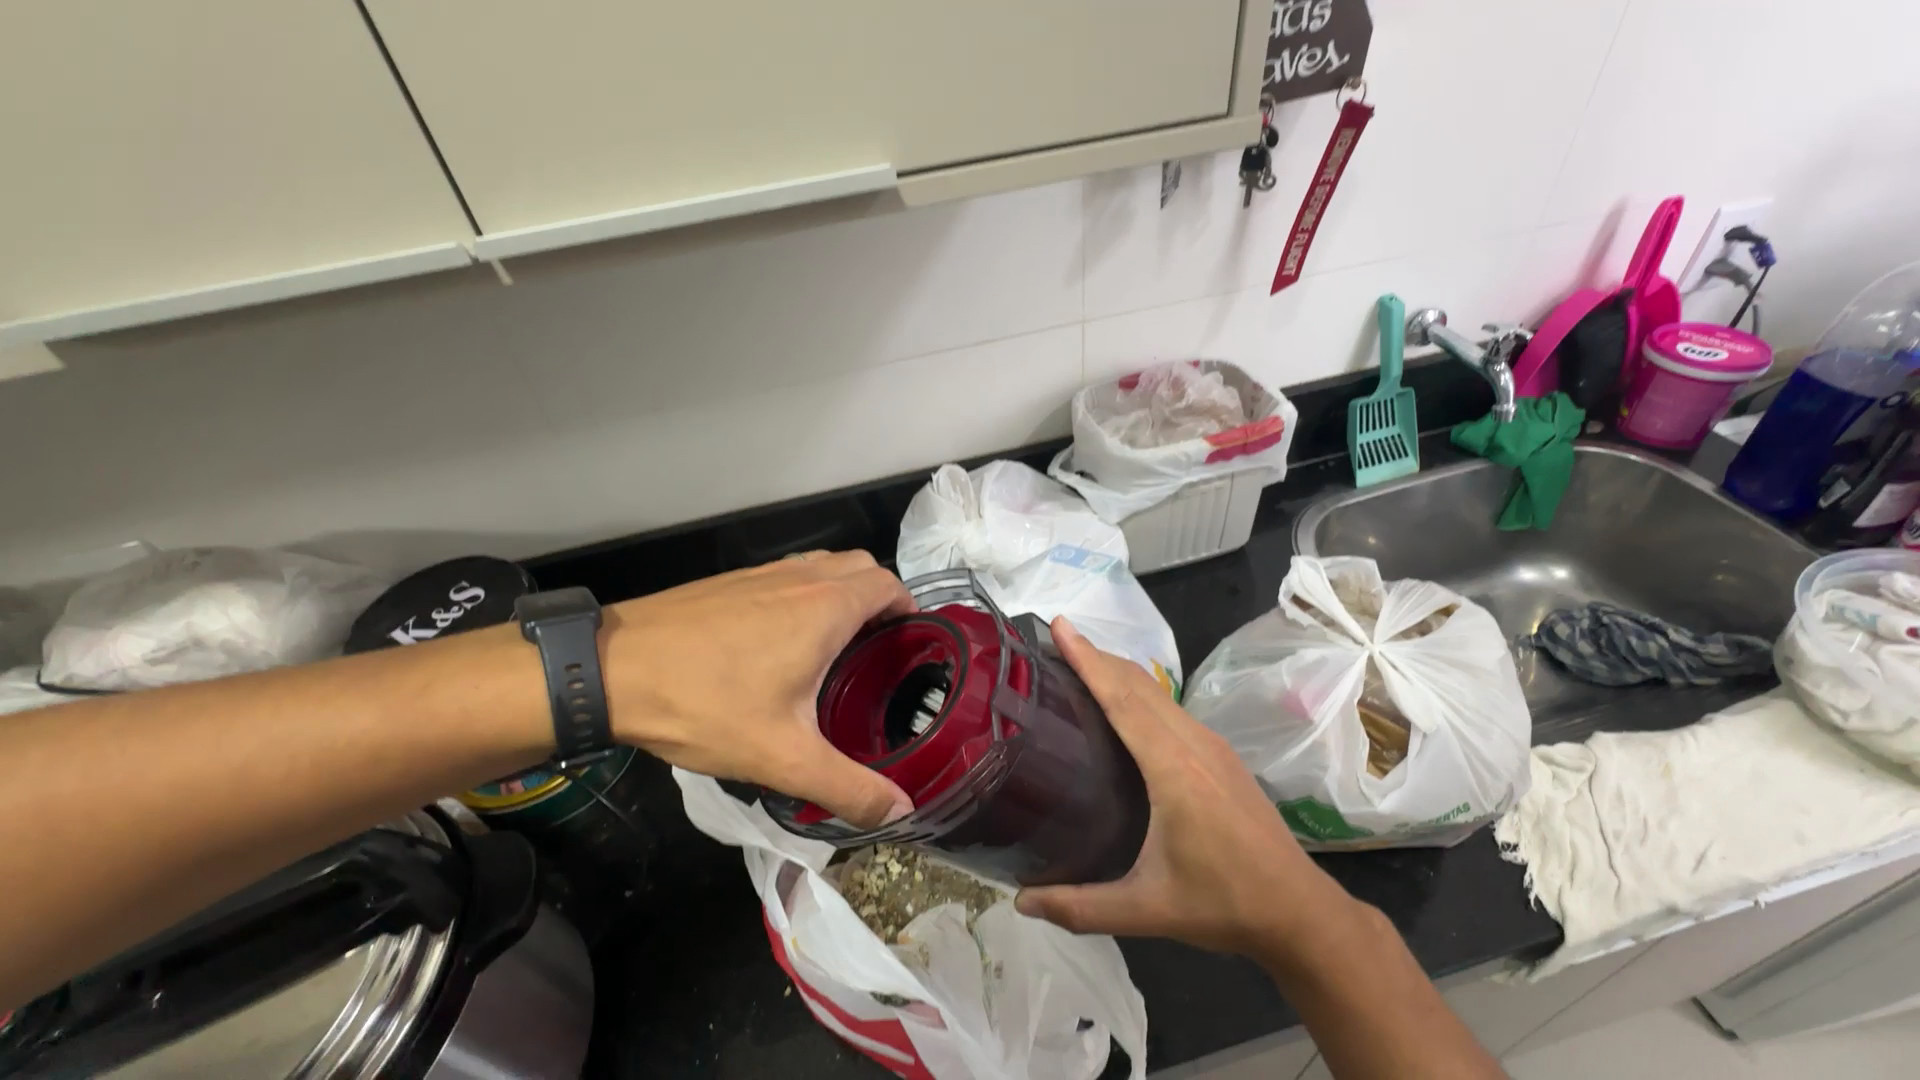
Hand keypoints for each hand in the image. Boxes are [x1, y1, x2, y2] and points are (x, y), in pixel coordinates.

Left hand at [601, 550, 915, 828]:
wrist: (608, 669)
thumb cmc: (705, 704)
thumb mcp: (783, 757)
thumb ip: (848, 787)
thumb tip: (901, 813)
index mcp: (825, 608)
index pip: (889, 584)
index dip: (909, 609)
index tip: (911, 647)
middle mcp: (799, 578)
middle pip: (861, 567)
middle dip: (879, 598)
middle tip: (877, 650)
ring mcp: (760, 574)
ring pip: (821, 567)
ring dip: (840, 593)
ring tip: (834, 646)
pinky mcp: (728, 581)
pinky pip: (785, 576)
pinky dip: (802, 596)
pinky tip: (778, 644)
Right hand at [1015, 618, 1355, 957]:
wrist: (1298, 911)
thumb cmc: (1223, 904)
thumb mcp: (1147, 910)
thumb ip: (1080, 907)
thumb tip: (1020, 902)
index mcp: (1173, 770)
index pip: (1123, 699)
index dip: (1089, 660)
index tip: (1060, 626)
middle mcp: (1194, 745)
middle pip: (1138, 684)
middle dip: (1096, 656)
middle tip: (1053, 642)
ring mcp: (1212, 746)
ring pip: (1157, 693)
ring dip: (1118, 673)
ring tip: (1078, 667)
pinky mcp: (1220, 756)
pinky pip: (1170, 709)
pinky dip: (1138, 694)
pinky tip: (1121, 709)